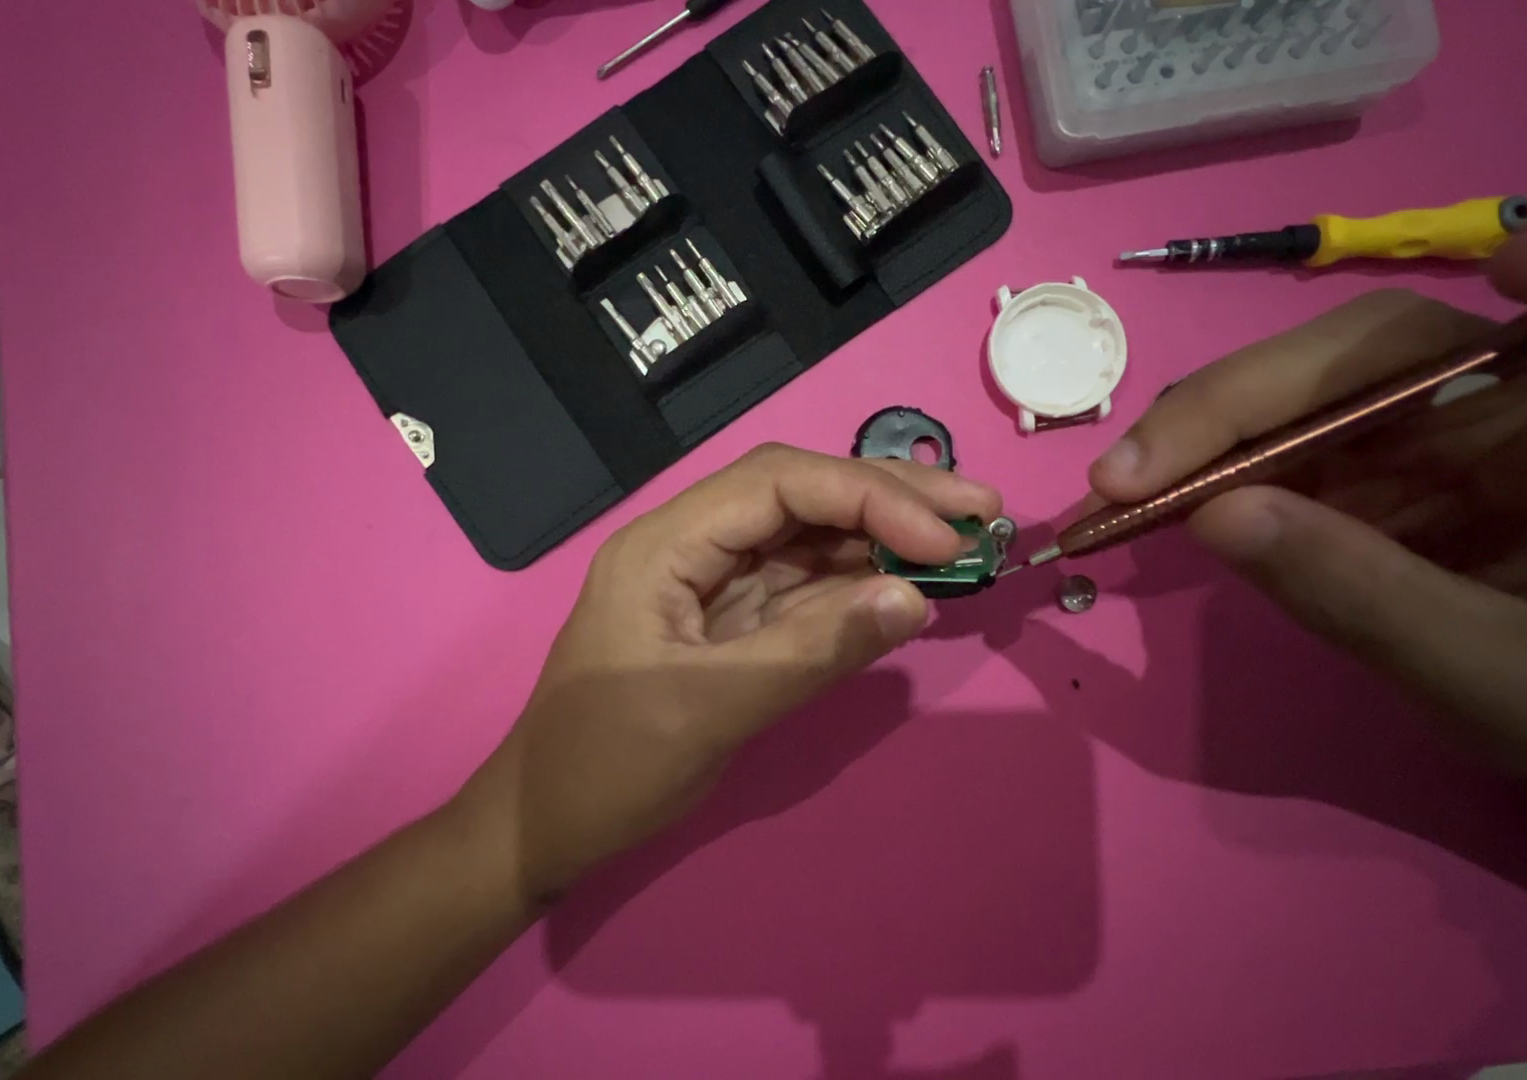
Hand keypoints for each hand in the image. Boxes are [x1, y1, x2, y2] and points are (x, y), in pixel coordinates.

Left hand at [470, 444, 1000, 901]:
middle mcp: (690, 546)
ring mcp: (711, 583)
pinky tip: (906, 585)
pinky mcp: (729, 621)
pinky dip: (856, 585)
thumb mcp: (711, 709)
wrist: (548, 821)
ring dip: (880, 538)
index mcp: (665, 545)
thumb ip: (813, 650)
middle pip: (798, 496)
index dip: (866, 496)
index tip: (941, 539)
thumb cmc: (607, 765)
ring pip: (806, 539)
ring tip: (961, 542)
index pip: (778, 485)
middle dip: (887, 498)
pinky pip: (802, 588)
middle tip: (978, 510)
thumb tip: (913, 599)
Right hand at [1087, 143, 1526, 813]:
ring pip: (1278, 398)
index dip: (1347, 339)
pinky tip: (1144, 506)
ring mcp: (1408, 434)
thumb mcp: (1512, 683)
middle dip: (1220, 408)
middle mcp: (1486, 401)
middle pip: (1335, 357)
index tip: (1480, 295)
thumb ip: (1368, 598)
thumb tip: (1214, 513)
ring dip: (1185, 442)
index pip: (1439, 346)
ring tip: (1114, 500)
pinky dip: (1191, 476)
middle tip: (1120, 480)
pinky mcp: (1354, 471)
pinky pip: (1260, 451)